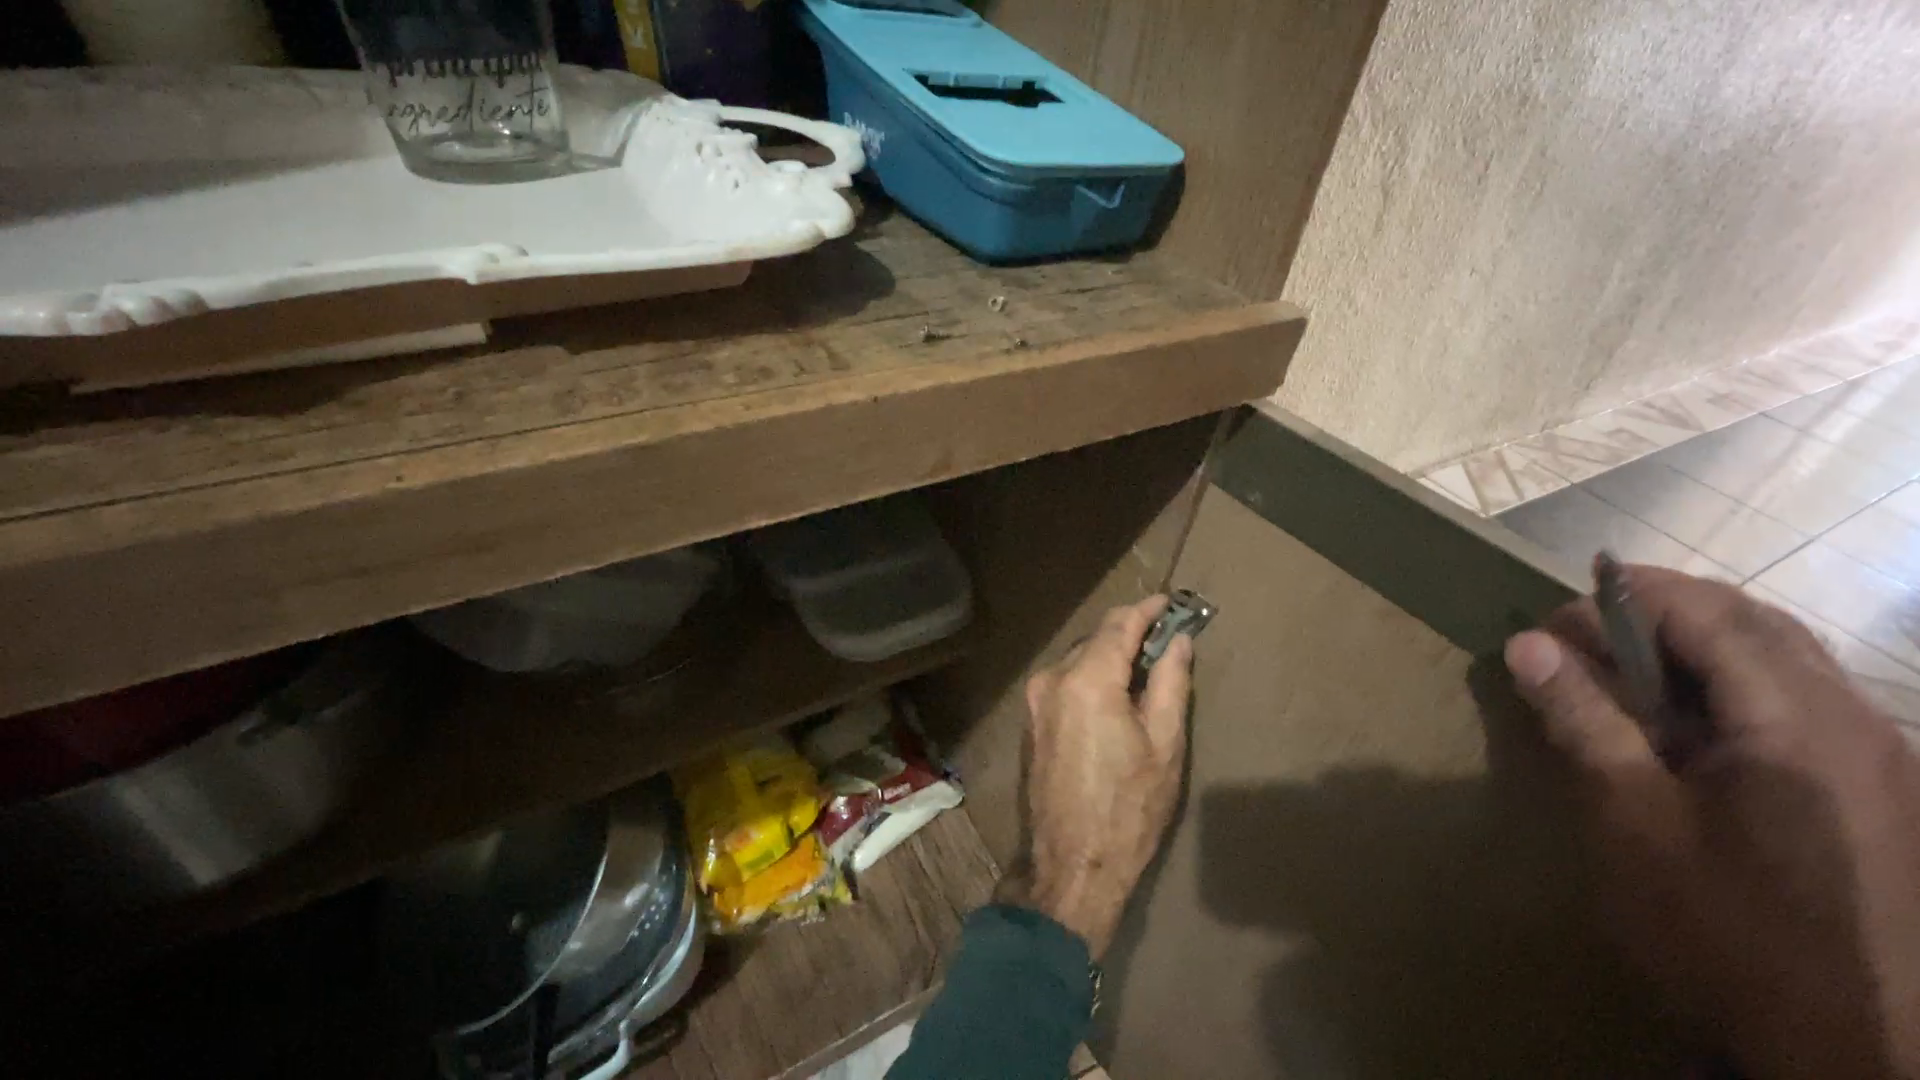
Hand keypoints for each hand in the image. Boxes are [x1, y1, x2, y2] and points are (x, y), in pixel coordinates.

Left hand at [1009, 595, 1191, 958]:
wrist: (1071, 865)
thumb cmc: (1128, 808)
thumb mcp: (1164, 745)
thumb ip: (1171, 684)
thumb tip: (1178, 642)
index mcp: (1086, 680)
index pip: (1119, 624)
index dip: (1148, 609)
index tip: (1172, 603)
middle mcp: (1052, 680)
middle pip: (1096, 640)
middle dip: (1130, 635)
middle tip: (1167, 641)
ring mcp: (1035, 702)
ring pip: (1078, 661)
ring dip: (1110, 658)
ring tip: (1147, 672)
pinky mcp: (1031, 723)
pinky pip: (1065, 684)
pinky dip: (1091, 679)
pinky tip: (1115, 698)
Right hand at [1505, 566, 1919, 1079]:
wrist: (1851, 1049)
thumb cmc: (1723, 926)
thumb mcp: (1631, 818)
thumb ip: (1583, 719)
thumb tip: (1528, 644)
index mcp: (1799, 722)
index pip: (1709, 614)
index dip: (1624, 598)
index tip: (1550, 618)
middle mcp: (1855, 721)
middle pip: (1754, 624)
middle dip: (1660, 612)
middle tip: (1580, 635)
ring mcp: (1878, 757)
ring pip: (1781, 659)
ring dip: (1694, 647)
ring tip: (1620, 673)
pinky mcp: (1877, 791)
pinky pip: (1798, 702)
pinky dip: (1729, 686)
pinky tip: (1684, 726)